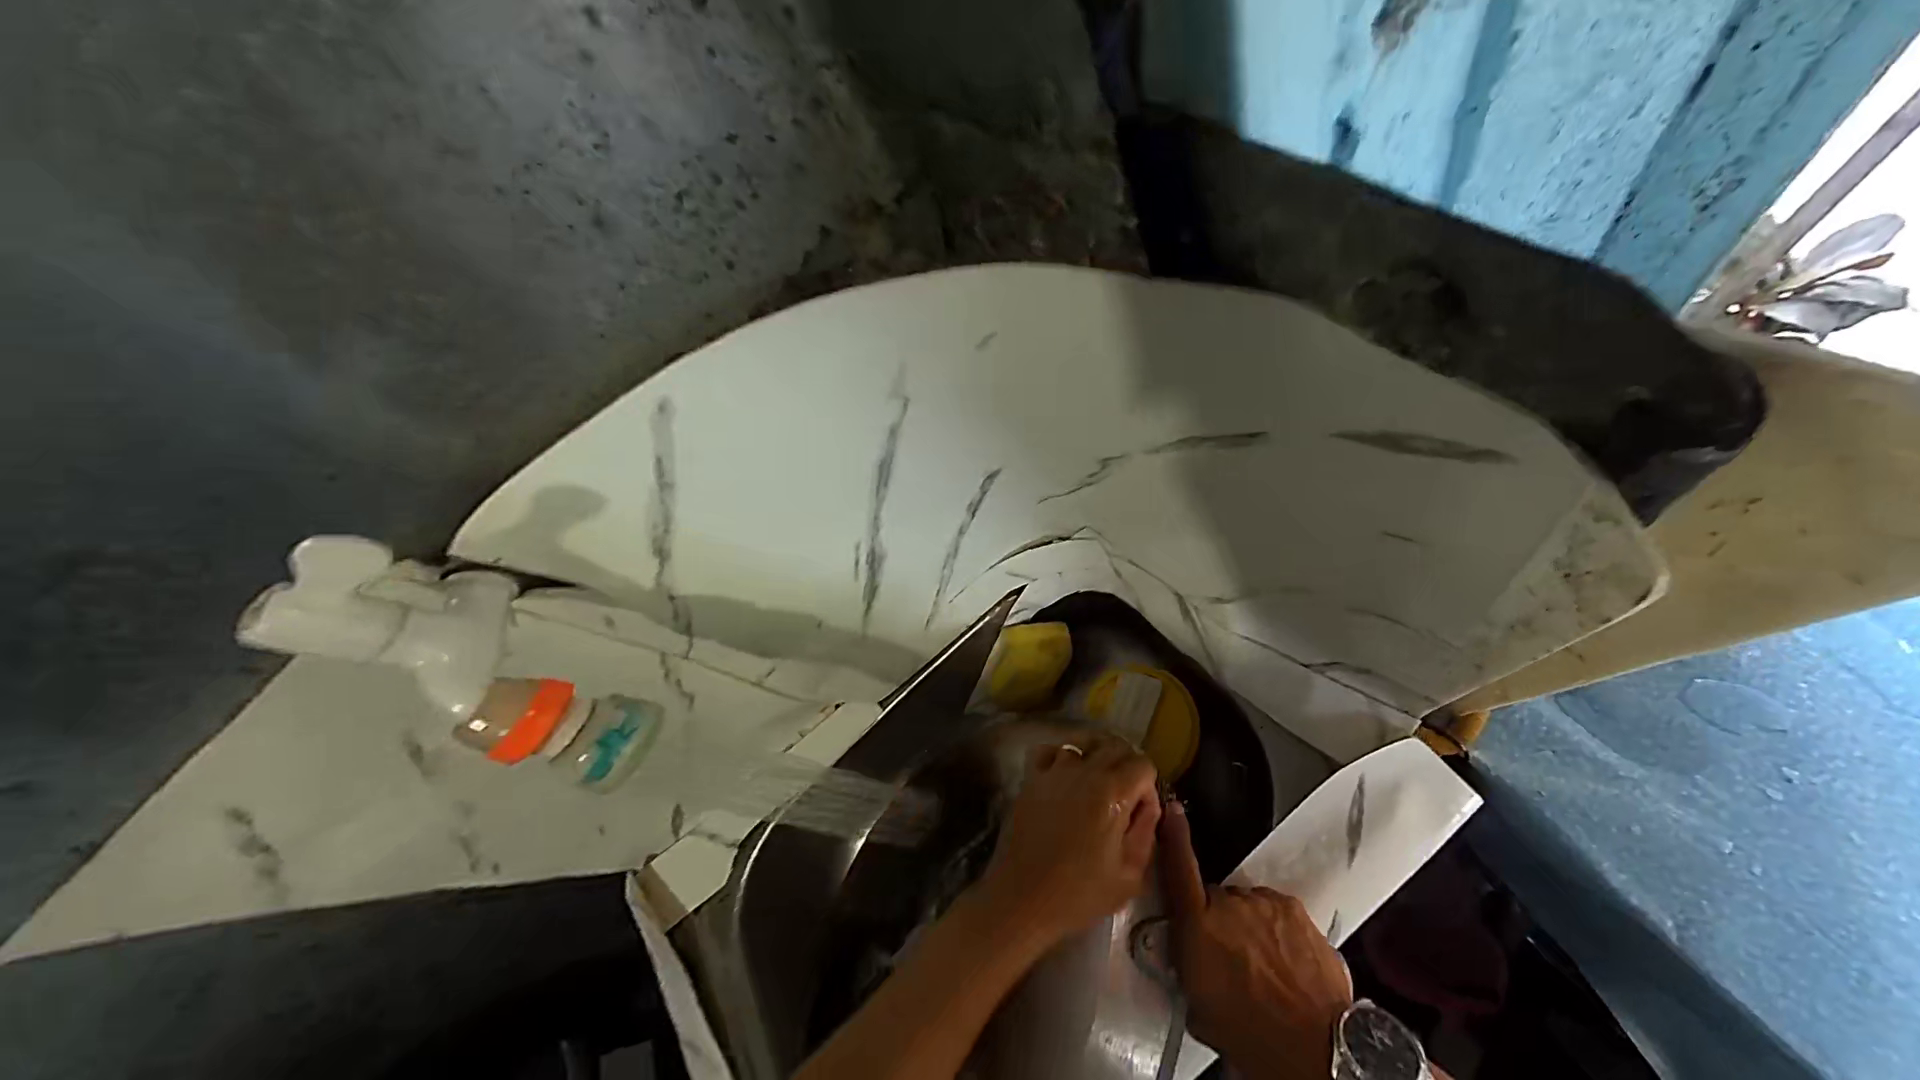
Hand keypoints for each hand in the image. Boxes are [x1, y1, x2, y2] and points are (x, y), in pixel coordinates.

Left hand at [970, 735, 1161, 948]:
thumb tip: (1148, 806)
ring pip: (1082, 744)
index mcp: (1112, 793)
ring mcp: (1053, 771)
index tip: (1141, 812)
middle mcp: (1083, 771)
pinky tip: (1064, 777)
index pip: (1143, 764)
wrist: (1023, 898)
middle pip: (1114, 746)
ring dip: (1095, 758)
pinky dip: (1059, 756)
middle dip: (1126, 767)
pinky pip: (1048, 750)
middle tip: (1124, 798)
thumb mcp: (1130, 874)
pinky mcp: (1030, 779)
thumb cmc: (1080, 893)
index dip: (1148, 786)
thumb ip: (1146, 832)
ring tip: (1095, 786)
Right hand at [1160, 799, 1353, 1079]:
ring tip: (1262, 967)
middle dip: (1219, 920)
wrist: (1316, 1051)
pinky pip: (1277, 913)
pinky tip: (1285, 964)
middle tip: (1229, 959)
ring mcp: (1266, 905)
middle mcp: (1230, 905)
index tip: (1170, 809)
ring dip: (1250, 926)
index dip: (1172, 834)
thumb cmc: (1252, 1035)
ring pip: (1248, 906)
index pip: (1178, 866)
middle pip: (1216, 898)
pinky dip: (1278, 932)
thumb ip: (1186, 962)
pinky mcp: (1297, 912)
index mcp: (1197, 924)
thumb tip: (1187, 954)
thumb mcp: (1197, 1003)